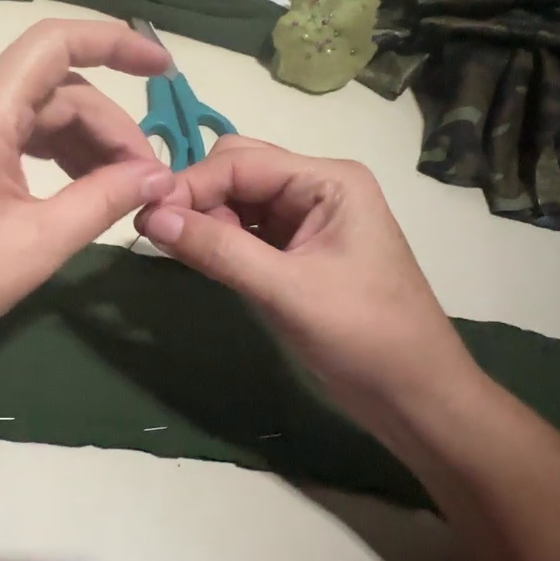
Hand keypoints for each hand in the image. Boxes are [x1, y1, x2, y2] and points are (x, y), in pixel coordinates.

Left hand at [0, 19, 175, 384]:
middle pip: (56, 89)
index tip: (164, 68)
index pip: (54, 45)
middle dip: (110, 126)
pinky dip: (57, 156)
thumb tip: (159, 175)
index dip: (115, 44)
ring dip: (87, 144)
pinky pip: (18, 137)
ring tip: (127, 188)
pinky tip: (87, 187)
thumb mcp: (39, 242)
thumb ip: (105, 199)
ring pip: (39, 114)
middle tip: (150, 179)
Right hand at [133, 136, 478, 428]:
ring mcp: (305, 219)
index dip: (190, 184)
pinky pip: (243, 229)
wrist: (415, 398)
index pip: (241, 162)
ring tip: (173, 248)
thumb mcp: (286, 291)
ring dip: (204, 218)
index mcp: (328, 181)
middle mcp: (315, 188)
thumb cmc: (364, 337)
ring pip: (235, 199)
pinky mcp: (294, 250)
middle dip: (197, 196)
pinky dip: (216, 239)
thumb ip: (218, 250)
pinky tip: (195, 257)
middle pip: (236, 169)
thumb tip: (150, 218)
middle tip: (160, 233)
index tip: (145, 216)